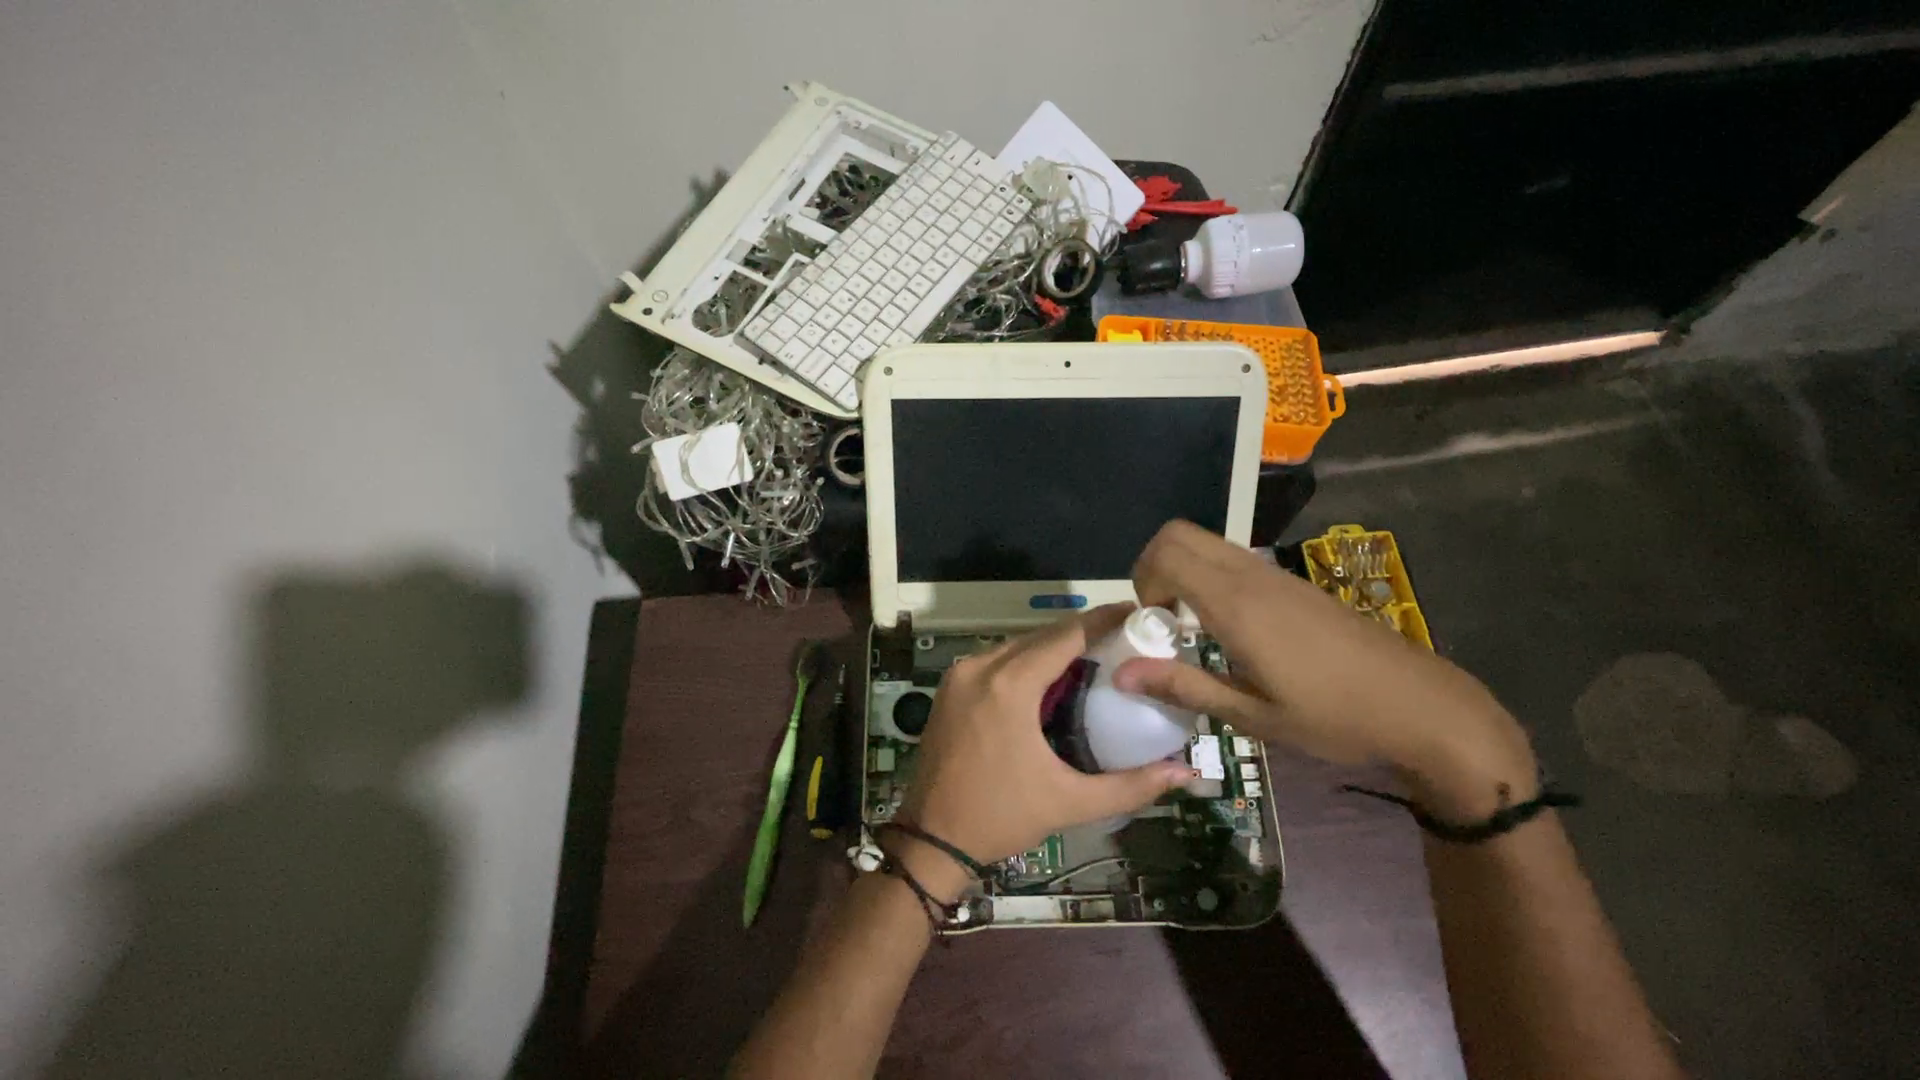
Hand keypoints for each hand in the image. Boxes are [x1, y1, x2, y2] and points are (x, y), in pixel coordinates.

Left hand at [893, 605, 1193, 897]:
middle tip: (1125, 639)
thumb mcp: (1070, 802)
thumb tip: (1185, 772)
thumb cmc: (1001, 817)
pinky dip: (1026, 661)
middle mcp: (980, 667)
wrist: (930, 839)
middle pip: (1041, 636)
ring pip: (1016, 646)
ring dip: (1053, 647)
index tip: (1137, 613)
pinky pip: (996, 661)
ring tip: (1096, 656)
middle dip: (1082, 633)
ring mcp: (959, 676)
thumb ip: (1131, 786)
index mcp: (1009, 685)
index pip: (1066, 636)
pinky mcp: (949, 689)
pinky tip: (1052, 678)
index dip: (1104, 620)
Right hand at [1116, 521, 1537, 820]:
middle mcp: (1251, 577)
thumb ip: (1184, 687)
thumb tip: (1120, 674)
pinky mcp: (1293, 584)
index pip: (1166, 552)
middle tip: (1160, 619)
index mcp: (1236, 605)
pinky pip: (1233, 560)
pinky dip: (1210, 578)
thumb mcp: (1253, 715)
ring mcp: (1276, 576)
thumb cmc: (1333, 717)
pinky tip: (1228, 631)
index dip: (1142, 581)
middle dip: (1152, 567)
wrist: (1419, 705)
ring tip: (1190, 628)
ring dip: (1182, 570)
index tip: (1151, 626)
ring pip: (1207, 543)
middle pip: (1179, 534)